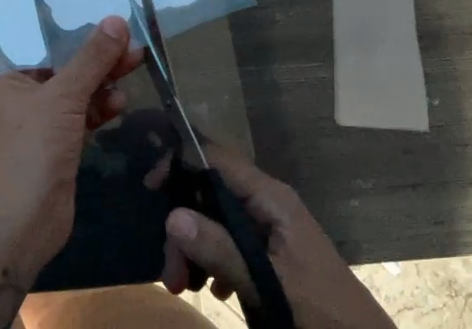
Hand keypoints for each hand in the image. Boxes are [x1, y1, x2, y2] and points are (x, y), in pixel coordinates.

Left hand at [0, 15, 143, 280]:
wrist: (23, 222)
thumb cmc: (31, 149)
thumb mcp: (63, 97)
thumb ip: (92, 59)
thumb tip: (117, 21)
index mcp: (4, 73)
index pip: (36, 36)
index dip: (68, 22)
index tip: (100, 6)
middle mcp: (17, 90)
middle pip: (60, 60)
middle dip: (95, 51)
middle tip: (130, 37)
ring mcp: (37, 118)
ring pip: (74, 87)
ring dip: (102, 77)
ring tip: (135, 61)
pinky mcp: (56, 141)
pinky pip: (80, 112)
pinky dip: (99, 106)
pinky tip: (119, 101)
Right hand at [162, 151, 396, 328]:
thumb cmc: (322, 313)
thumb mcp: (269, 285)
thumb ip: (221, 250)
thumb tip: (172, 216)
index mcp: (271, 198)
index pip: (217, 158)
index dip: (181, 162)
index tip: (149, 188)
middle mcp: (267, 203)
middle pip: (210, 193)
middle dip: (183, 225)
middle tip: (170, 274)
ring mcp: (269, 228)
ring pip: (215, 220)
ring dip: (193, 248)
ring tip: (185, 287)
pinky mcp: (270, 254)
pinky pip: (228, 242)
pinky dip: (211, 260)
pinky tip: (211, 290)